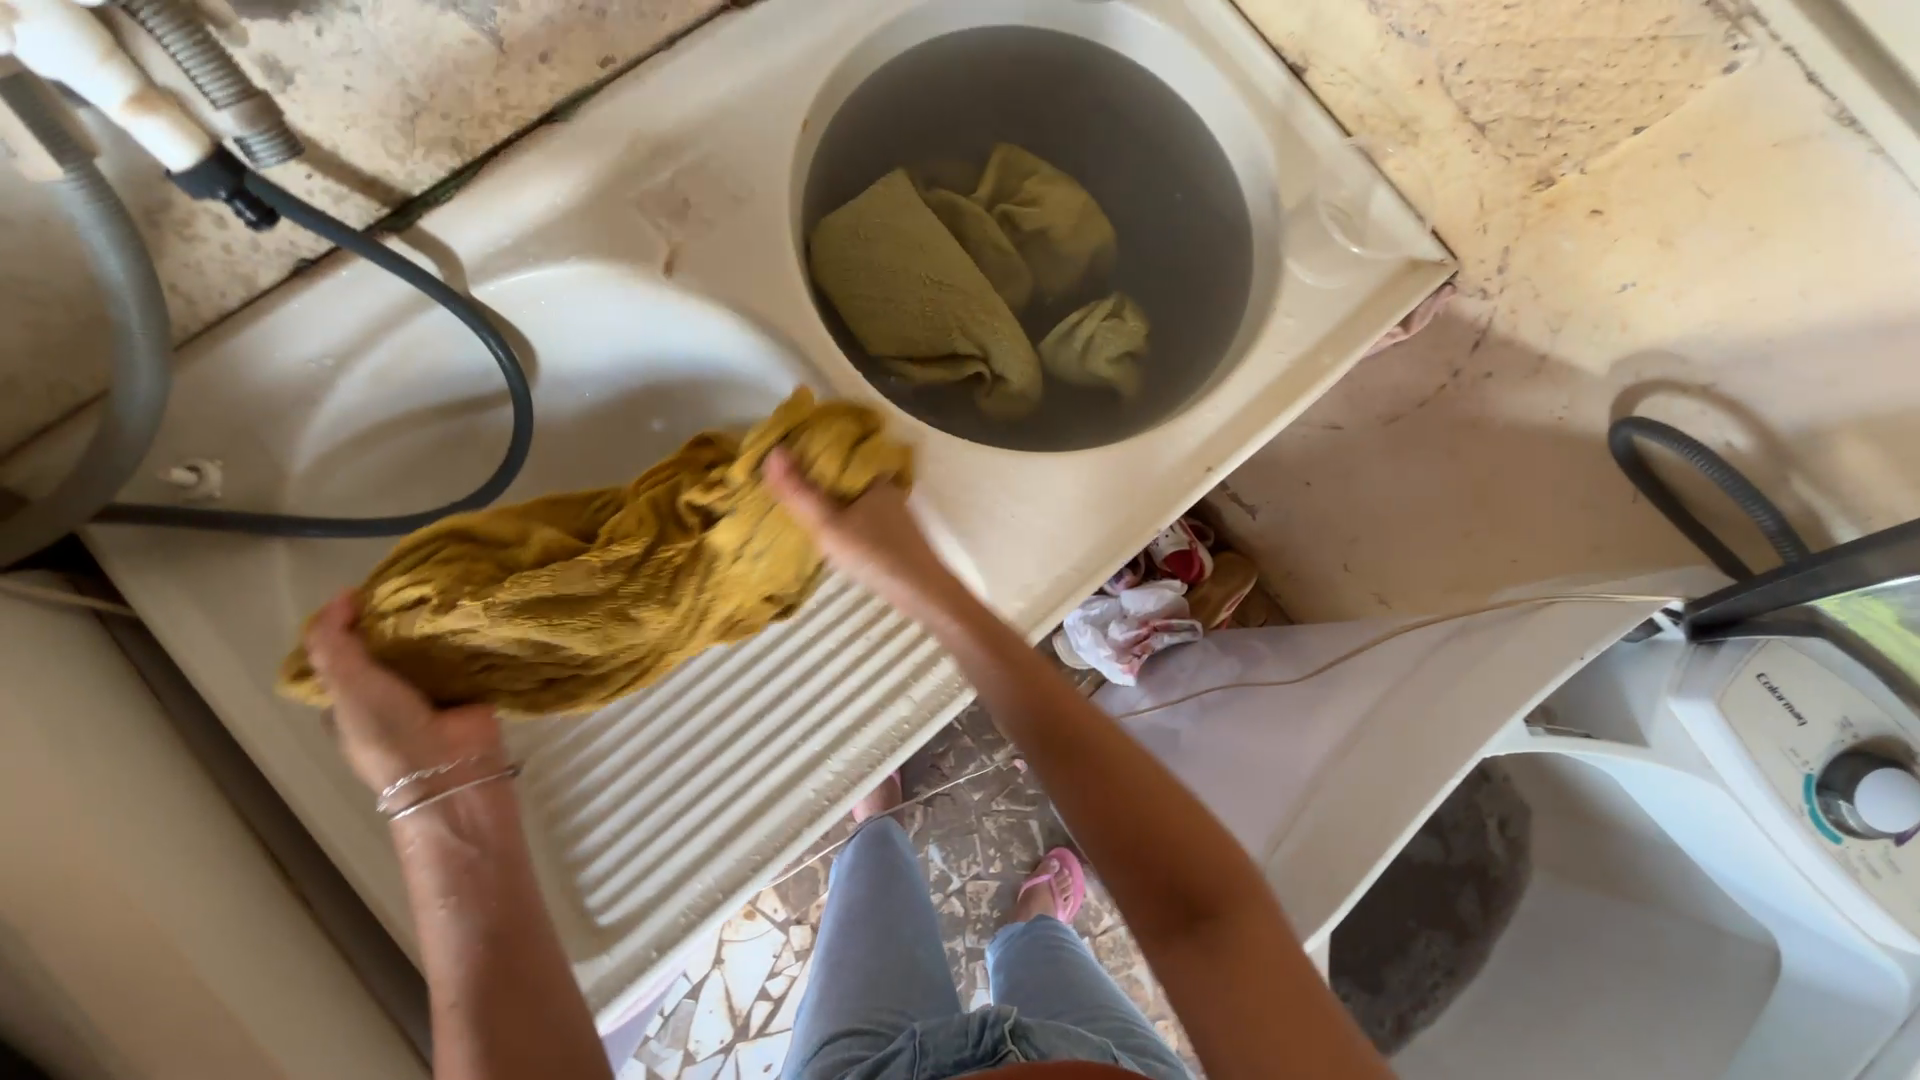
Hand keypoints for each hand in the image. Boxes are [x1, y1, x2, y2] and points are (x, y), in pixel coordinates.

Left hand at [304, 591, 506, 797]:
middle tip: (417, 591)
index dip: (352, 624)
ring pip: (430, 653)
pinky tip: (477, 617)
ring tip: (451, 595)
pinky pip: (467, 659)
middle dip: (400, 624)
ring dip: (438, 630)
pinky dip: (471, 641)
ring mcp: (431, 697)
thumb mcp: (346, 684)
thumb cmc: (387, 731)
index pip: (346, 655)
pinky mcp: (470, 692)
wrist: (449, 766)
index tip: (372, 595)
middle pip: (391, 651)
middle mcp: (389, 699)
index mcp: (350, 703)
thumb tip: (345, 594)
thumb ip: (333, 641)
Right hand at [764, 448, 967, 617]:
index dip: (806, 456)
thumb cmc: (875, 553)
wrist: (924, 592)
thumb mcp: (829, 524)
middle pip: (841, 475)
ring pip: (850, 497)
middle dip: (814, 479)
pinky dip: (841, 517)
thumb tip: (773, 452)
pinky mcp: (894, 533)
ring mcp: (892, 511)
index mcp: (872, 475)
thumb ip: (799, 492)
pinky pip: (858, 515)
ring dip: (827, 500)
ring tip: (796, 507)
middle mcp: (884, 487)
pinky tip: (827, 531)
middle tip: (781, 488)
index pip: (834, 453)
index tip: (779, 464)